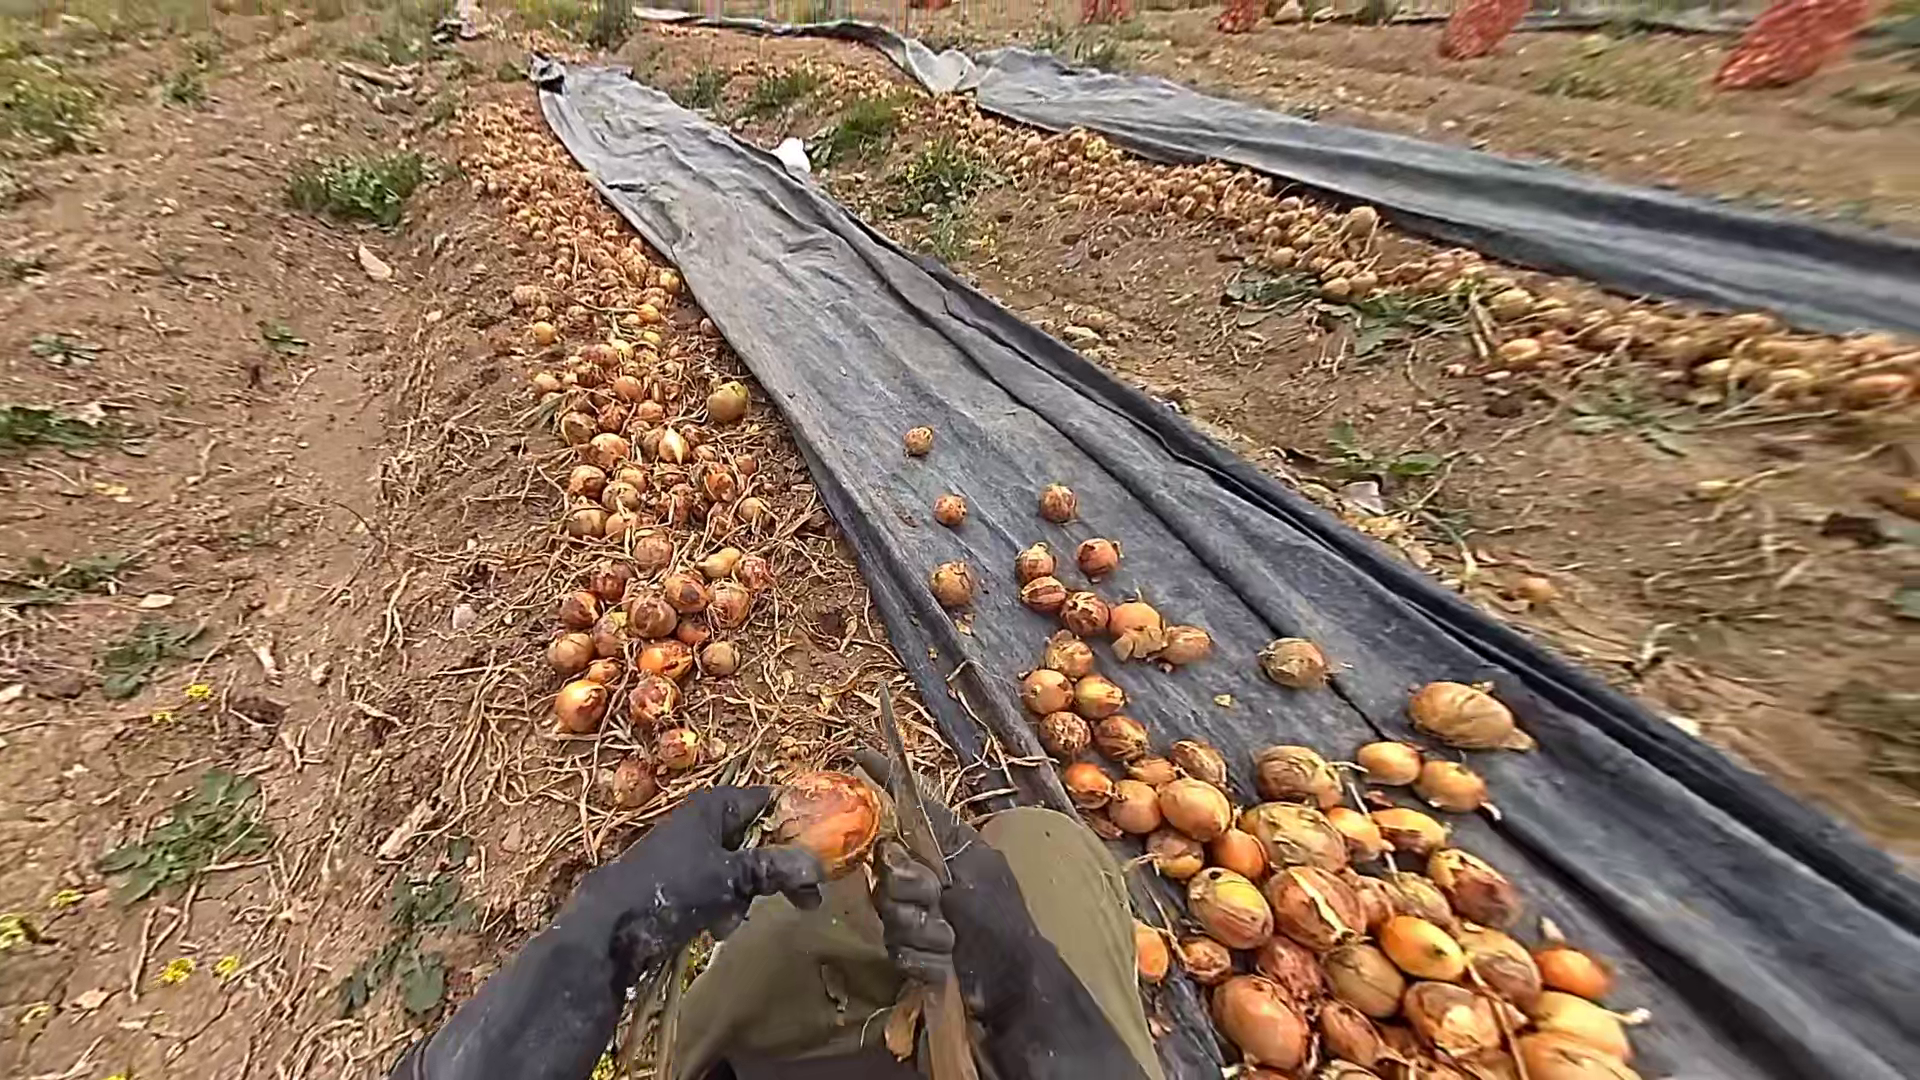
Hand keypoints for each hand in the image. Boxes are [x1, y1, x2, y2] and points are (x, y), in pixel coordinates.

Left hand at [390, 787, 825, 1079]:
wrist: (605, 932)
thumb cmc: (671, 888)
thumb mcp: (732, 877)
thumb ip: (778, 869)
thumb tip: (820, 870)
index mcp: (719, 802)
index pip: (773, 801)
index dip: (796, 824)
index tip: (816, 852)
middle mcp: (708, 818)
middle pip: (761, 835)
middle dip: (771, 867)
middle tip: (789, 894)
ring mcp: (695, 847)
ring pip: (743, 863)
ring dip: (748, 890)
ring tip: (734, 914)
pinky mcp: (685, 876)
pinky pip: (723, 883)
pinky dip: (727, 901)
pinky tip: (717, 924)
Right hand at [851, 751, 1047, 1014]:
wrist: (1012, 985)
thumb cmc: (1000, 921)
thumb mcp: (971, 875)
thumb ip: (927, 857)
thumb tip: (887, 845)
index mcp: (947, 840)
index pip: (911, 802)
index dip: (886, 779)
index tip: (860, 755)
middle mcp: (927, 866)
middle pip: (887, 860)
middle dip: (908, 888)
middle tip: (937, 901)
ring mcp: (916, 903)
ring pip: (886, 904)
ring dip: (918, 927)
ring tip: (947, 938)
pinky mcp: (909, 939)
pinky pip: (893, 941)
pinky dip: (917, 953)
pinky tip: (939, 959)